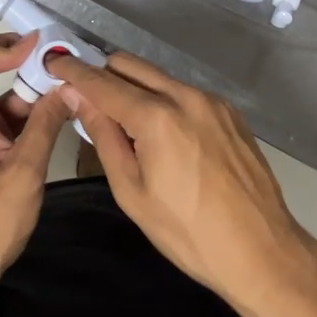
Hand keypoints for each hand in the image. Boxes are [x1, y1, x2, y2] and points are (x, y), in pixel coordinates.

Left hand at [0, 32, 72, 287]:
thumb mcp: (25, 171)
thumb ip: (46, 125)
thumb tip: (71, 87)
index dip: (5, 46)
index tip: (42, 48)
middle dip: (26, 63)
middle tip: (64, 62)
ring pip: (5, 94)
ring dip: (35, 89)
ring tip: (72, 87)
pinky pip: (12, 117)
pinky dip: (35, 112)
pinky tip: (63, 113)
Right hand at [46, 51, 309, 303]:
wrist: (264, 255)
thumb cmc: (189, 234)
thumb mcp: (132, 191)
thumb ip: (103, 135)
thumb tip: (77, 97)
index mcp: (157, 118)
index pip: (101, 82)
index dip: (72, 70)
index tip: (53, 61)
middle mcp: (185, 96)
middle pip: (129, 64)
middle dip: (102, 74)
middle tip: (86, 99)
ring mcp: (212, 102)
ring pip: (157, 76)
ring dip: (133, 87)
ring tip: (126, 124)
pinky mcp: (230, 112)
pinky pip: (183, 92)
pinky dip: (163, 100)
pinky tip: (164, 136)